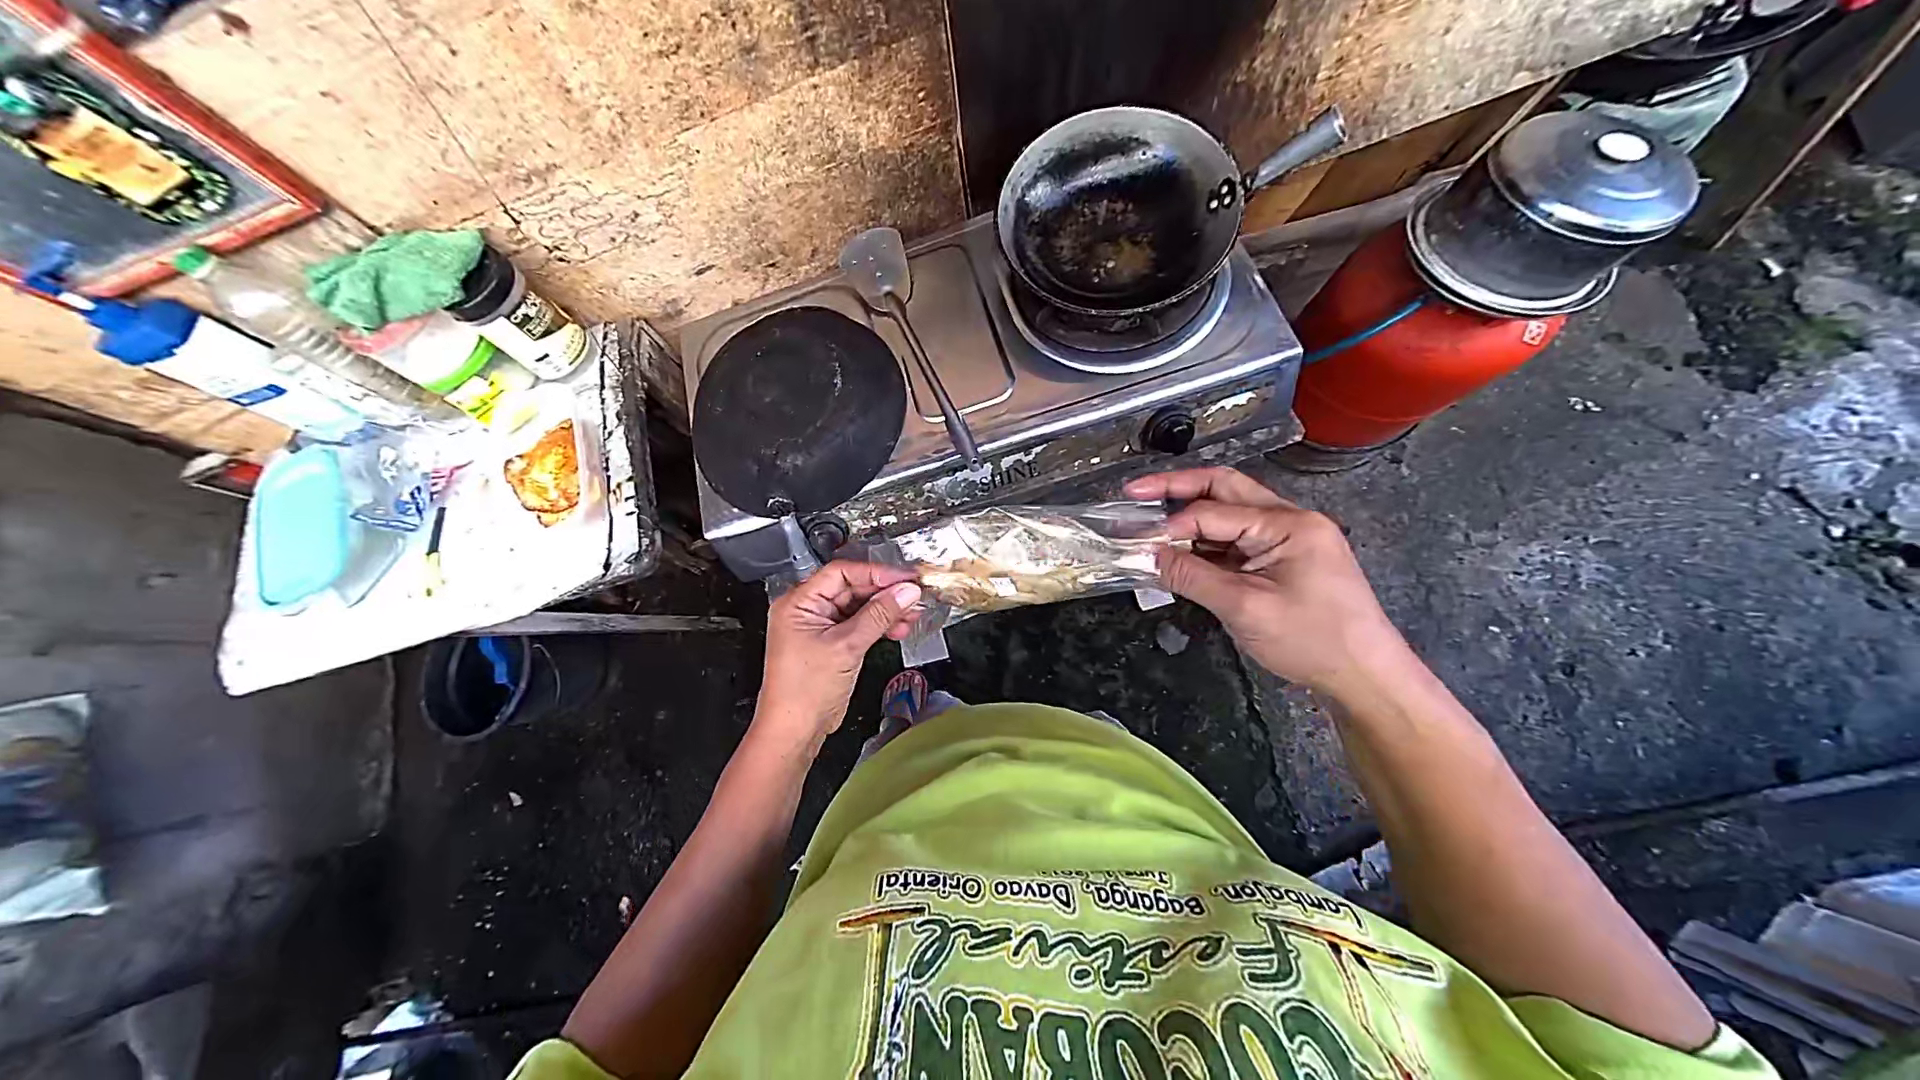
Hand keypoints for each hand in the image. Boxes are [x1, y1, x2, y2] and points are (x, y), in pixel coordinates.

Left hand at [756, 561, 923, 748]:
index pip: (842, 573)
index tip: (904, 578)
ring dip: (886, 609)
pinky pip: (859, 623)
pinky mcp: (831, 642)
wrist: (795, 729)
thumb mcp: (847, 646)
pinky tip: (898, 627)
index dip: (876, 573)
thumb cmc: (802, 692)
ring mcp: (820, 627)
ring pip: (859, 606)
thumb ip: (879, 615)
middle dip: (885, 592)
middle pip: (852, 588)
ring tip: (911, 614)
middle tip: (913, 595)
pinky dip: (879, 624)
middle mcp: (807, 610)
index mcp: (799, 602)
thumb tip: (904, 592)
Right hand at [1125, 467, 1408, 698]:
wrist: (1365, 675)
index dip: (1170, 525)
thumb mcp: (1244, 607)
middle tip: (1135, 493)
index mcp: (1287, 524)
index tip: (1135, 539)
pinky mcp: (1285, 559)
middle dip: (1177, 489)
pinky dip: (1207, 543)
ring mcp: (1289, 539)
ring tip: (1151, 524)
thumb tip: (1147, 556)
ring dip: (1191, 518)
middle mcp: (1290, 520)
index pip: (1213, 512)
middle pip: (1224, 489)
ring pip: (1230, 513)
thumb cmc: (1312, 640)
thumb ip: (1191, 576)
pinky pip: (1238, 540)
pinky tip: (1181, 552)